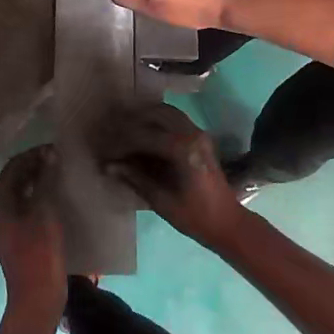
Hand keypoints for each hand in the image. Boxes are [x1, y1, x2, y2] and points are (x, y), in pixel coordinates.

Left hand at [0, 146, 66, 319]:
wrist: (37, 294)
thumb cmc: (38, 250)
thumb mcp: (43, 209)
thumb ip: (45, 179)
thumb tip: (49, 153)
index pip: (14, 164)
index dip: (34, 153)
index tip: (57, 147)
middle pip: (16, 176)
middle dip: (37, 164)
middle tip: (61, 157)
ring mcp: (5, 222)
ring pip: (22, 190)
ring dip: (40, 179)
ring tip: (62, 172)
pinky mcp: (17, 233)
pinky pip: (27, 203)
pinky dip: (40, 194)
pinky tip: (58, 193)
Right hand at [104, 104, 246, 247]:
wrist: (227, 221)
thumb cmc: (195, 217)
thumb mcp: (162, 201)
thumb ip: (136, 179)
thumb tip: (108, 166)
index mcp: (184, 150)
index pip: (145, 136)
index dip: (122, 143)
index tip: (106, 152)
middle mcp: (193, 134)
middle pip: (156, 114)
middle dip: (132, 122)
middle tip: (113, 135)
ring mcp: (199, 132)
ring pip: (167, 112)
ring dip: (145, 117)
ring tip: (125, 131)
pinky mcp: (201, 136)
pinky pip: (175, 118)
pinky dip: (158, 120)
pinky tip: (144, 133)